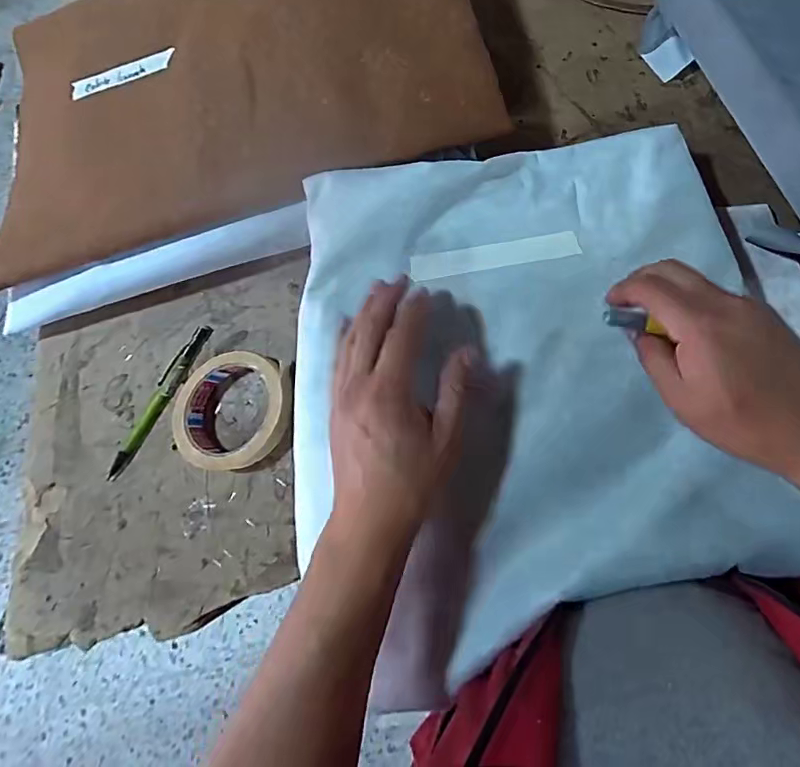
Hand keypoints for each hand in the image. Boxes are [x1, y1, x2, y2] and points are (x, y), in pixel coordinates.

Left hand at [327, 277, 474, 556]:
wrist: (367, 520)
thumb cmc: (413, 483)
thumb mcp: (446, 442)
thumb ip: (456, 392)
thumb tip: (467, 352)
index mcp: (388, 392)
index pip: (401, 338)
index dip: (414, 312)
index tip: (426, 293)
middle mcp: (357, 385)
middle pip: (369, 330)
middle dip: (384, 301)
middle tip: (399, 279)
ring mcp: (340, 395)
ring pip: (349, 341)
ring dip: (364, 312)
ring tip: (377, 291)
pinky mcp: (331, 405)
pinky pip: (337, 359)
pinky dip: (345, 335)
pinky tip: (350, 326)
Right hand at [606, 260, 799, 478]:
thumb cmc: (743, 422)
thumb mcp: (683, 401)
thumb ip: (654, 359)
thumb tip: (639, 331)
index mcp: (699, 322)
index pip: (651, 286)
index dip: (624, 290)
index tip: (611, 305)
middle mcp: (723, 302)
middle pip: (672, 269)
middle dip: (643, 279)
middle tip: (629, 304)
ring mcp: (748, 304)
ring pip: (696, 279)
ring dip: (669, 288)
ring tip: (660, 322)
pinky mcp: (764, 315)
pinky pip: (717, 294)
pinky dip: (693, 299)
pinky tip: (695, 333)